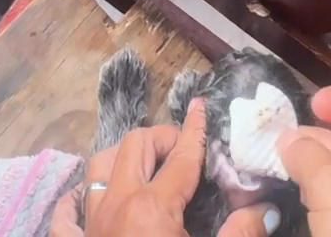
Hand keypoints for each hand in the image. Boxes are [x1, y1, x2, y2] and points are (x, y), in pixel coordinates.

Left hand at [49, 99, 281, 236]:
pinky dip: (78, 199)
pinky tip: (90, 200)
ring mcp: (90, 226)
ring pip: (100, 166)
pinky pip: (66, 213)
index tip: (200, 107)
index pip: (181, 155)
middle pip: (136, 145)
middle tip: (183, 152)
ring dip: (124, 158)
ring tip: (147, 167)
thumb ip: (240, 235)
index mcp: (154, 207)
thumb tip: (263, 208)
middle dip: (161, 138)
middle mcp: (117, 205)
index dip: (194, 129)